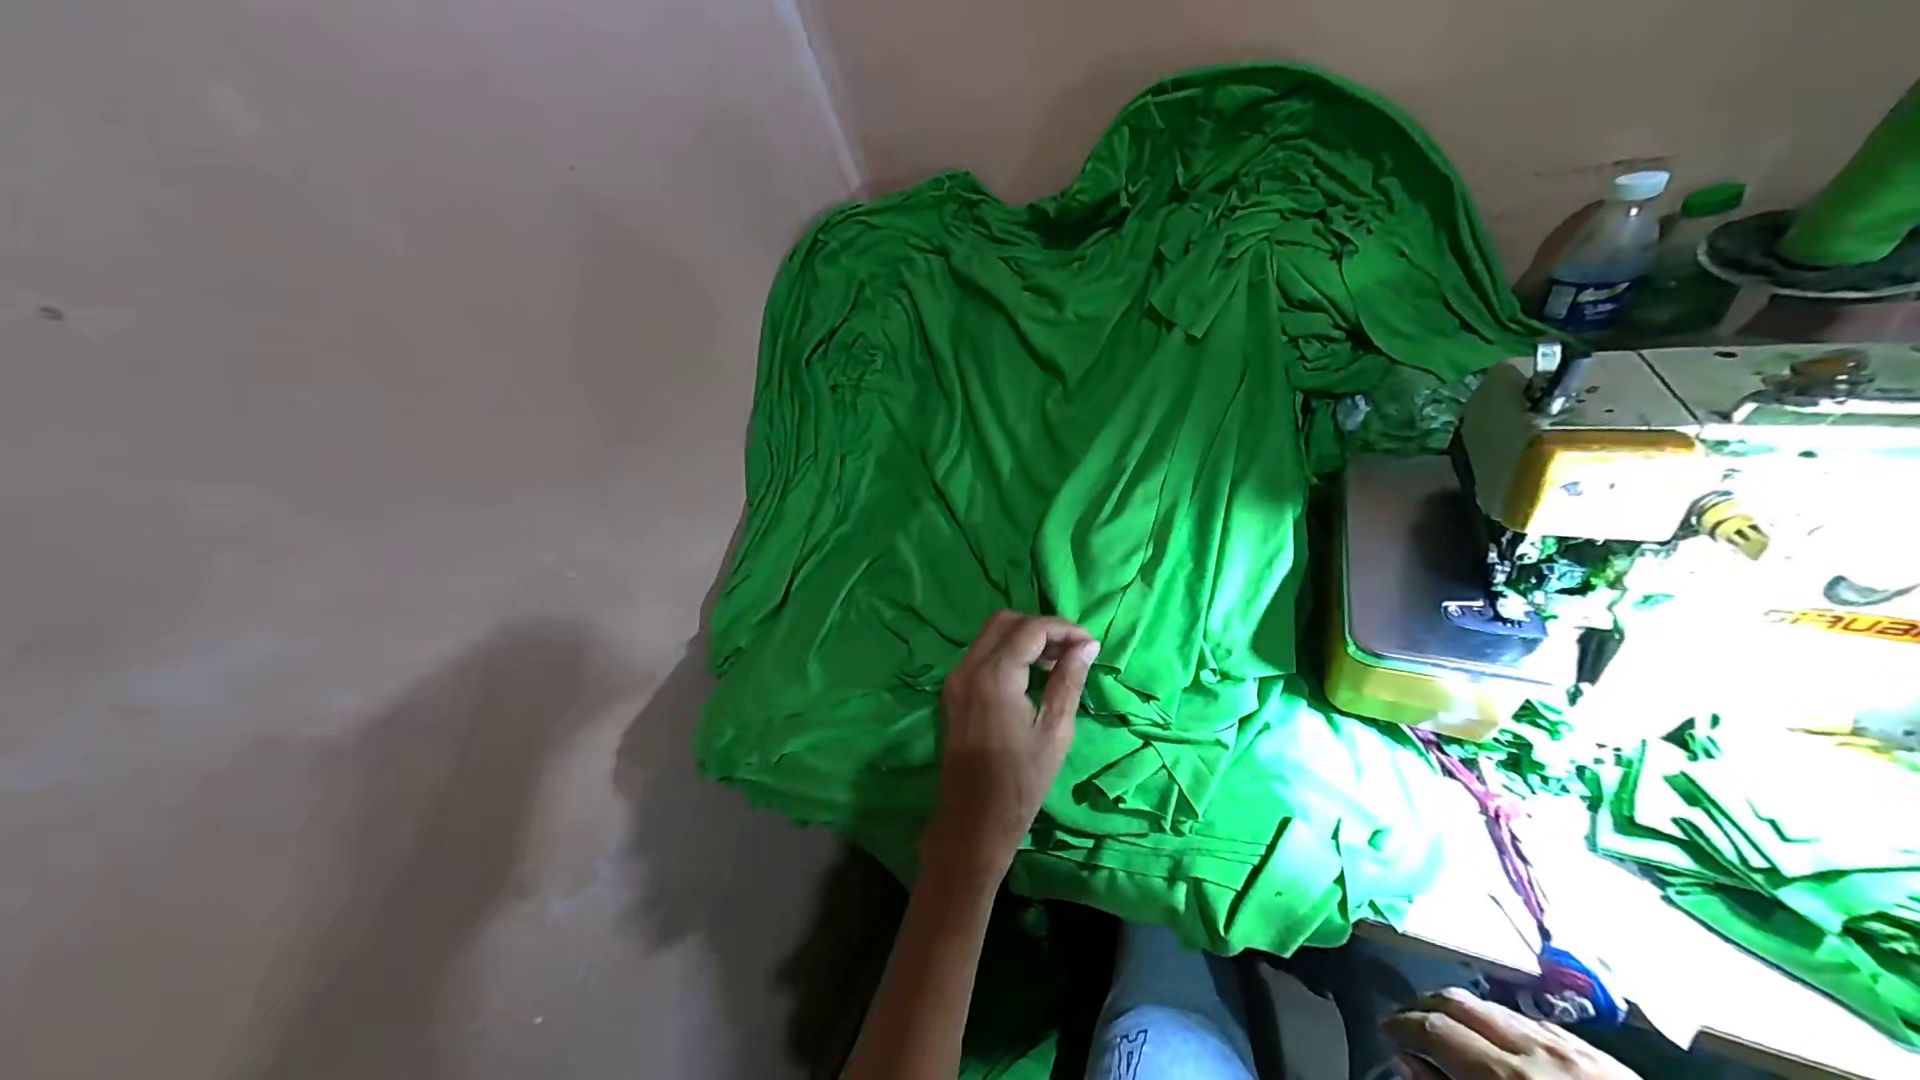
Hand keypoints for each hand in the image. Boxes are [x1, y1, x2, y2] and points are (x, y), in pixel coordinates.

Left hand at [924, 611, 1099, 876]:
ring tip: (1057, 663)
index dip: (1063, 629)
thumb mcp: (1055, 731)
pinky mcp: (951, 692)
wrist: (972, 821)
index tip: (1089, 644)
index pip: (1030, 629)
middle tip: (1071, 651)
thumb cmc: (1020, 782)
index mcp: (993, 677)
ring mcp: (954, 680)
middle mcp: (967, 669)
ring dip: (1024, 638)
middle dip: (1041, 628)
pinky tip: (1031, 676)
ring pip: (990, 635)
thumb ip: (1068, 681)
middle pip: (1005, 621)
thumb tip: (1087, 645)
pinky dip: (1007, 653)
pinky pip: (980, 655)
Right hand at [1385, 989, 1640, 1079]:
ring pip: (1499, 1007)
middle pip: (1461, 1001)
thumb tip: (1409, 1062)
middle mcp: (1538, 1052)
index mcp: (1507, 1079)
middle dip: (1427, 1006)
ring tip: (1455, 1030)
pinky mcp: (1609, 1060)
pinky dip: (1511, 1027)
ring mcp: (1577, 1052)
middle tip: (1412, 1023)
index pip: (1434, 1026)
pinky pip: (1543, 1025)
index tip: (1388, 1032)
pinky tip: (1510, 1046)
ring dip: (1467, 1012)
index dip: (1402, 1024)